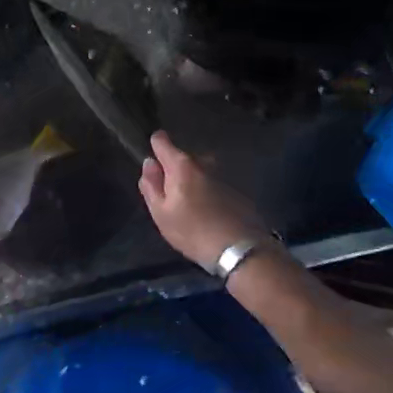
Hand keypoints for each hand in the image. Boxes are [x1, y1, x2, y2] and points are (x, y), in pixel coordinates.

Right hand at [138, 131, 269, 270]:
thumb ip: (151, 185)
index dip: (154, 148)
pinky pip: (216, 184)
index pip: (161, 141)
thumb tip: (149, 163)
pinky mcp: (239, 190)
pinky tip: (209, 213)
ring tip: (191, 205)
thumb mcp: (160, 213)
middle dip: (175, 170)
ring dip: (194, 181)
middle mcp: (204, 163)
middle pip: (183, 157)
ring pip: (201, 170)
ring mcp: (225, 175)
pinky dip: (210, 192)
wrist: (242, 251)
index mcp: (181, 166)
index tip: (153, 166)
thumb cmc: (193, 231)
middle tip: (171, 196)